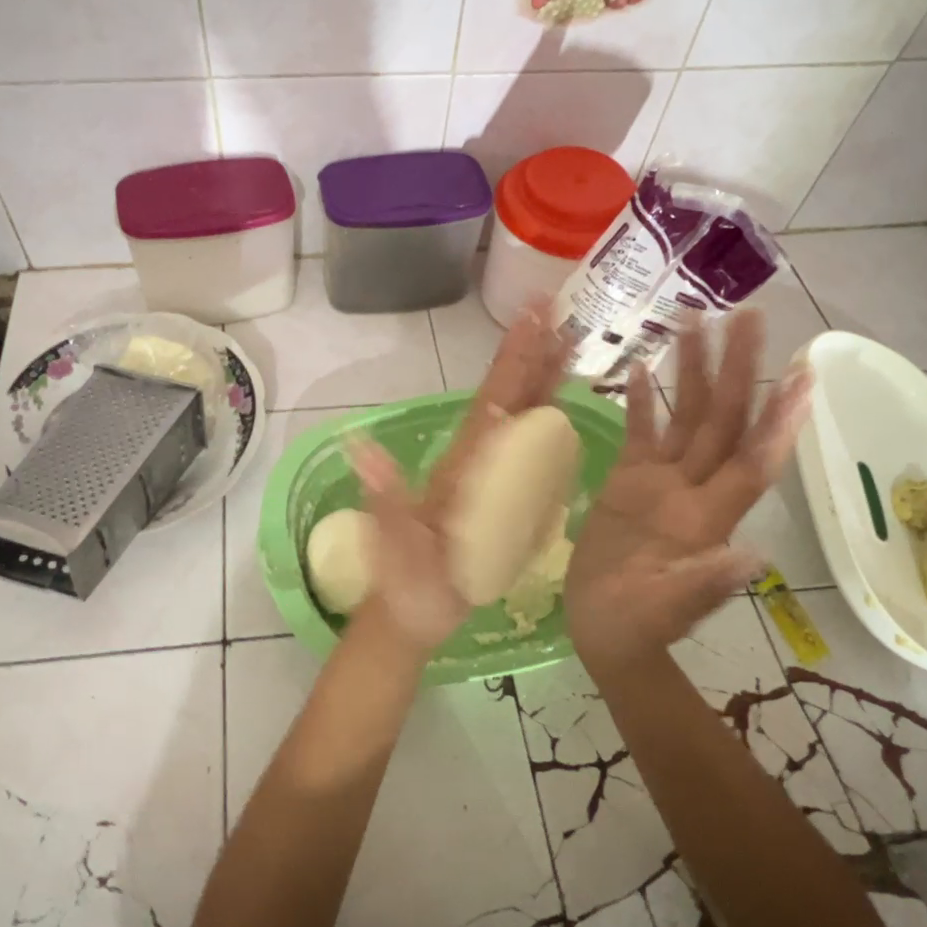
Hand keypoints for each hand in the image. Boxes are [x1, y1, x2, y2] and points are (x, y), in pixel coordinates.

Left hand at [344, 299, 570, 652]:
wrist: (408, 615)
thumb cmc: (404, 582)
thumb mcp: (394, 541)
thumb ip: (385, 497)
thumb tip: (358, 445)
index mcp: (460, 464)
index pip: (491, 402)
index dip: (512, 360)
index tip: (533, 315)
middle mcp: (475, 462)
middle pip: (508, 399)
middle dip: (532, 355)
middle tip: (558, 311)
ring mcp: (488, 481)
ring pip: (520, 420)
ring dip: (542, 381)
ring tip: (568, 345)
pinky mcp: (500, 501)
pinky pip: (529, 456)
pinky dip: (547, 427)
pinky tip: (562, 413)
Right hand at [566, 310, 812, 668]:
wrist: (608, 633)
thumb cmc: (639, 625)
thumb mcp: (669, 609)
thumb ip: (707, 583)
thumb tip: (755, 554)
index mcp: (709, 514)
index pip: (752, 456)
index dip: (778, 416)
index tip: (803, 369)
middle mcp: (694, 488)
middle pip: (722, 420)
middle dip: (737, 368)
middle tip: (748, 314)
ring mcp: (661, 483)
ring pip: (685, 416)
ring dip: (693, 370)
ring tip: (694, 320)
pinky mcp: (629, 484)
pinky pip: (641, 433)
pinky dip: (641, 402)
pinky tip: (639, 367)